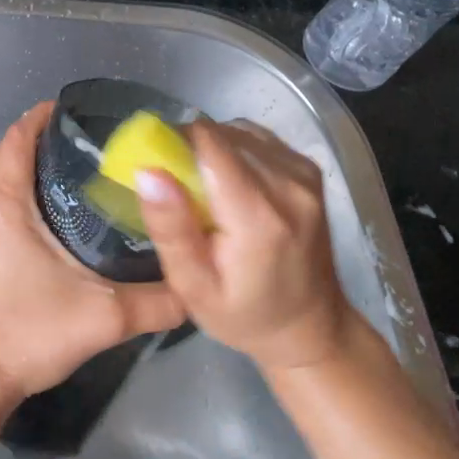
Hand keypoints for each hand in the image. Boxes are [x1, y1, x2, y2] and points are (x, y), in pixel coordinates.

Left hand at [0, 101, 186, 399]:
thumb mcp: (104, 316)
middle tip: (81, 140)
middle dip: (37, 138)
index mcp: (4, 202)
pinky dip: (10, 186)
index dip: (43, 117)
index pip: (19, 138)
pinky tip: (42, 206)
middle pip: (5, 151)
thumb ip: (157, 299)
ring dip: (21, 163)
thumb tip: (197, 286)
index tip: (75, 110)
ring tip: (66, 167)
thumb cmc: (30, 332)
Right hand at [135, 119, 351, 370]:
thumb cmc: (243, 314)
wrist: (310, 328)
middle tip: (181, 191)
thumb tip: (147, 171)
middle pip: (220, 133)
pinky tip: (231, 182)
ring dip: (213, 148)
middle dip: (191, 150)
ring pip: (236, 130)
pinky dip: (235, 150)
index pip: (208, 141)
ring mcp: (303, 173)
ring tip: (207, 189)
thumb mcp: (193, 287)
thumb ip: (170, 228)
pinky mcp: (308, 167)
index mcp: (259, 216)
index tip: (160, 170)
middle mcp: (288, 184)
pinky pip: (256, 137)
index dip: (175, 143)